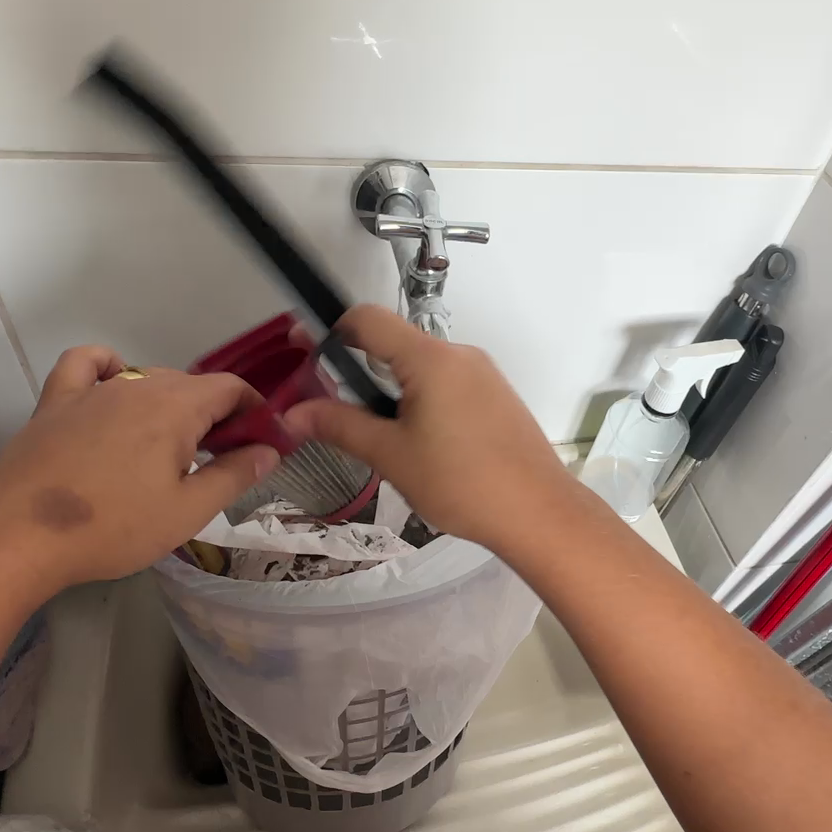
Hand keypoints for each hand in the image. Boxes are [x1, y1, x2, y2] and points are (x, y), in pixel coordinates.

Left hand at [0, 346, 277, 593]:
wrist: (14, 538)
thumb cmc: (112, 528)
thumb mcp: (188, 511)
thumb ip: (234, 475)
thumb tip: (269, 451)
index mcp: (176, 407)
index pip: (231, 388)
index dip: (255, 412)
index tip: (263, 444)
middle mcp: (137, 386)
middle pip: (193, 385)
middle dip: (218, 414)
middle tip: (223, 460)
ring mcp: (92, 391)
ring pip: (147, 378)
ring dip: (173, 404)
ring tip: (174, 447)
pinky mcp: (55, 404)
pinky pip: (86, 365)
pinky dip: (107, 366)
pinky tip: (113, 387)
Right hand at [284, 306, 581, 551]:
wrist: (538, 511)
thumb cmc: (461, 483)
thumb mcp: (391, 456)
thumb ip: (340, 426)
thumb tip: (292, 414)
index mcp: (431, 359)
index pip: (368, 319)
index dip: (330, 330)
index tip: (305, 353)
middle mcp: (460, 354)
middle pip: (397, 345)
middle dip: (361, 371)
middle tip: (338, 411)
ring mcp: (484, 374)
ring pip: (424, 368)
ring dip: (394, 392)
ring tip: (385, 440)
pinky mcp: (498, 396)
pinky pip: (450, 384)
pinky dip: (424, 402)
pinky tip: (425, 446)